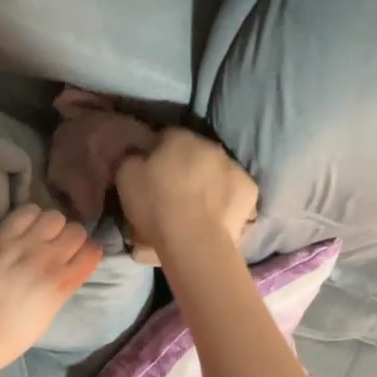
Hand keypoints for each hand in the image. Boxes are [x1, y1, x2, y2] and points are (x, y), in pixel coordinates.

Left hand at [0, 204, 102, 372]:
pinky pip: (24, 212)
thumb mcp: (47, 316)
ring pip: (53, 216)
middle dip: (71, 236)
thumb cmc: (8, 337)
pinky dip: (28, 217)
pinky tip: (21, 228)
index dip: (88, 252)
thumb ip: (61, 287)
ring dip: (50, 225)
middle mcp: (47, 261)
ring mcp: (21, 246)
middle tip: (58, 245)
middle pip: (76, 230)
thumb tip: (67, 269)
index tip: (80, 256)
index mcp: (61, 285)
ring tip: (39, 234)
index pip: (91, 252)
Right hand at [115, 127, 257, 262]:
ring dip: (208, 181)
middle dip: (185, 166)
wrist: (193, 240)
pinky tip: (216, 216)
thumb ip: (131, 158)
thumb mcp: (126, 177)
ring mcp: (234, 167)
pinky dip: (227, 199)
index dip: (157, 153)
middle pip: (195, 152)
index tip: (151, 172)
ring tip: (196, 207)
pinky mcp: (250, 191)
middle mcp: (210, 145)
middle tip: (173, 191)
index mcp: (179, 137)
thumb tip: (137, 154)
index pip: (166, 136)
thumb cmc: (156, 205)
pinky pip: (235, 191)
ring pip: (217, 170)